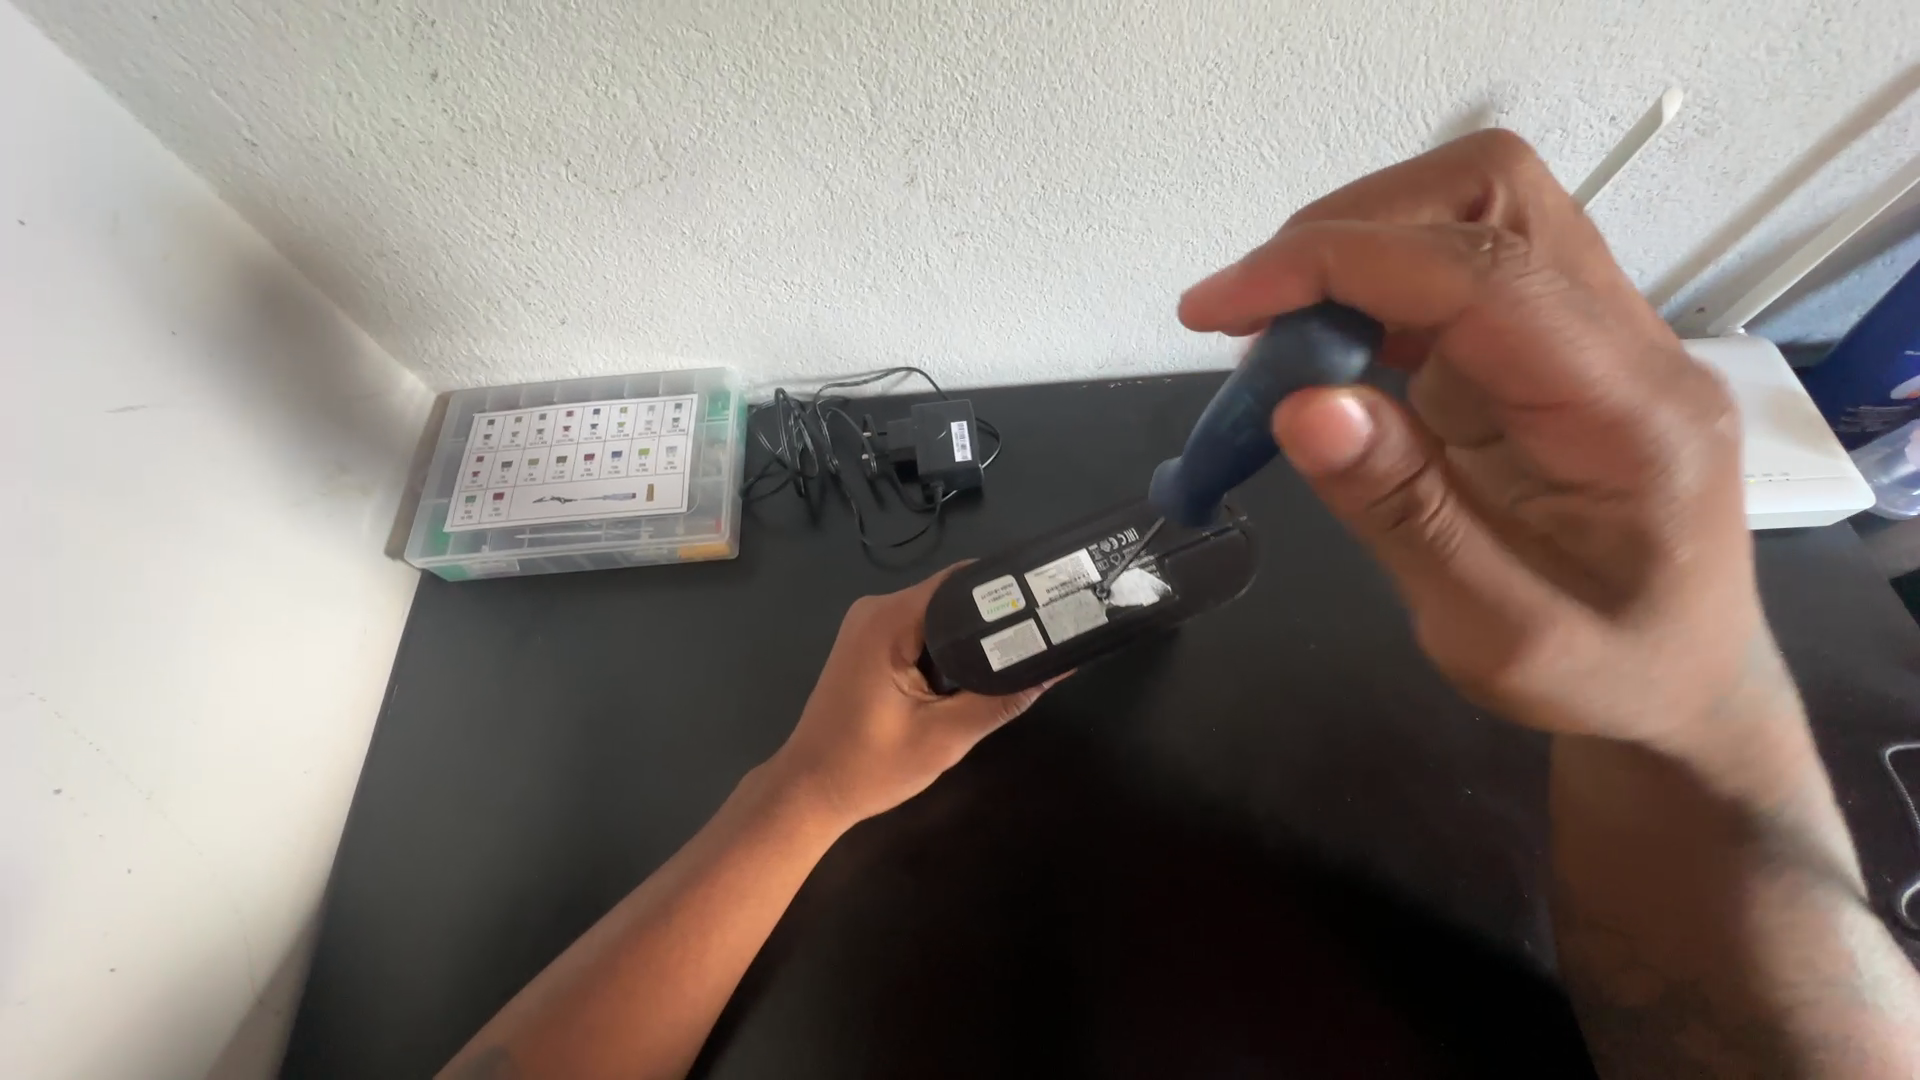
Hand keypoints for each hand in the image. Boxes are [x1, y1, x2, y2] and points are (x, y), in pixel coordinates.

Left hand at [766, 565, 1054, 825]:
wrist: (809, 791)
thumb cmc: (871, 767)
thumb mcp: (946, 737)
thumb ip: (1003, 699)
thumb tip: (1057, 667)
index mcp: (888, 620)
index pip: (960, 581)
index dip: (1007, 587)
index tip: (1048, 600)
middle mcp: (876, 609)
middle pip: (951, 593)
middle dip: (995, 612)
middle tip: (1045, 631)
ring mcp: (869, 624)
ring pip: (937, 612)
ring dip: (972, 633)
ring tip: (1021, 649)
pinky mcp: (870, 642)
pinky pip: (921, 628)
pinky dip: (948, 645)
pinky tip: (977, 667)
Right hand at [1178, 130, 1794, 758]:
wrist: (1678, 682)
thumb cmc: (1597, 672)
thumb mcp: (1495, 629)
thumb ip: (1403, 513)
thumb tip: (1301, 406)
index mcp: (1626, 413)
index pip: (1481, 275)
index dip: (1340, 265)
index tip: (1222, 305)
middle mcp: (1615, 345)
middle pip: (1489, 193)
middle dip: (1345, 231)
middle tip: (1244, 315)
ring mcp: (1576, 338)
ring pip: (1465, 214)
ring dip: (1346, 253)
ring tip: (1264, 337)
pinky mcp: (1532, 352)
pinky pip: (1442, 276)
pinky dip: (1356, 292)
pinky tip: (1309, 352)